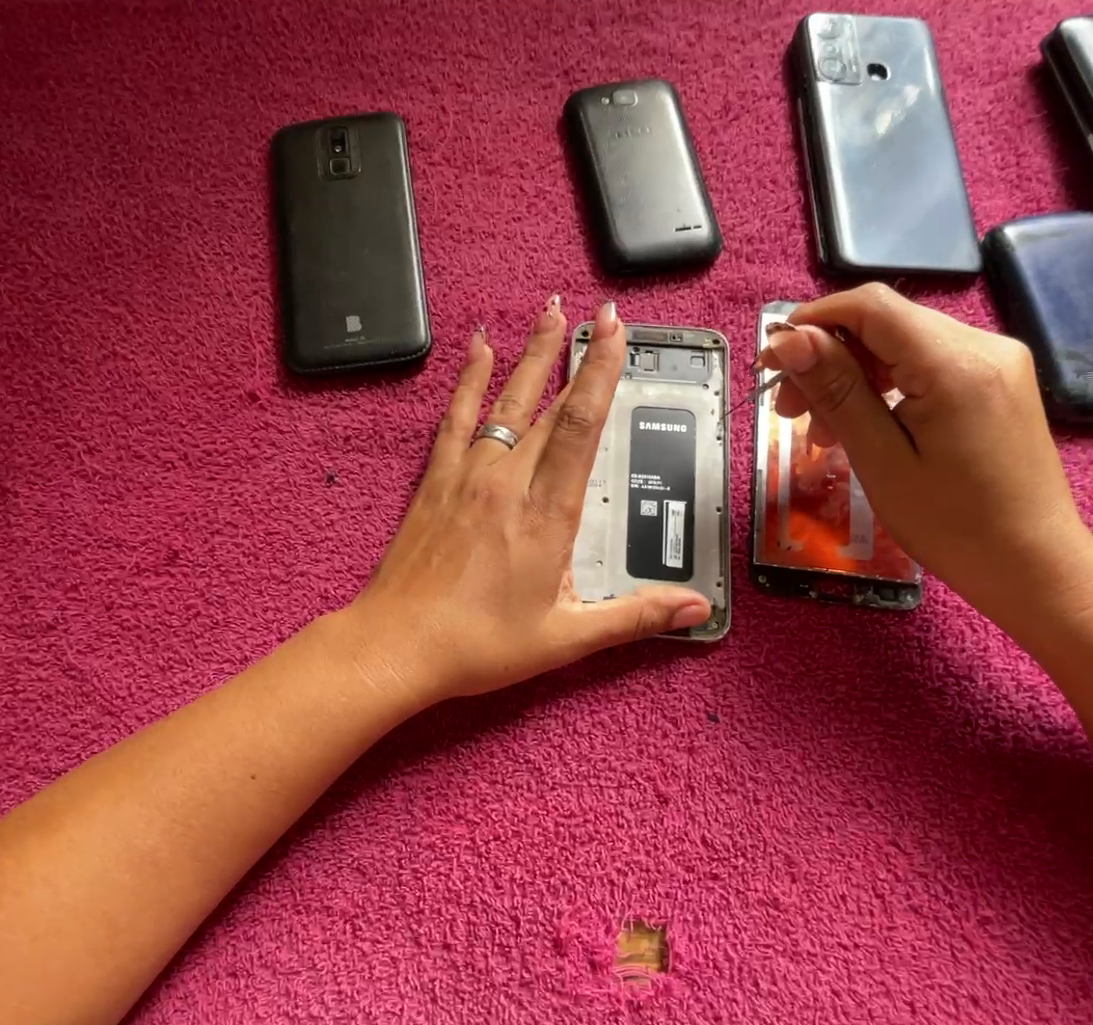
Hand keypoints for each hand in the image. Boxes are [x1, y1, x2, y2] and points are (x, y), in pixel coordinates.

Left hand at [346, 297, 713, 703]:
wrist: (399, 643)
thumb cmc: (479, 644)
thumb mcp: (567, 637)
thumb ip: (634, 616)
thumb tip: (693, 608)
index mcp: (547, 514)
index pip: (583, 426)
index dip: (602, 372)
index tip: (617, 333)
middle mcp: (508, 483)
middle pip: (552, 405)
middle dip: (578, 354)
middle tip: (600, 313)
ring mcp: (468, 476)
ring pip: (506, 401)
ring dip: (530, 355)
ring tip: (547, 312)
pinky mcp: (437, 482)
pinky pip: (455, 418)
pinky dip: (468, 381)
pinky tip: (478, 350)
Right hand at [759, 283, 1092, 624]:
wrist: (1031, 563)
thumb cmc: (951, 524)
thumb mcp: (880, 460)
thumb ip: (836, 391)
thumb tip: (788, 341)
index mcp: (955, 364)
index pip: (870, 307)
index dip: (810, 322)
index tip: (770, 363)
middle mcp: (982, 345)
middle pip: (883, 322)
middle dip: (825, 356)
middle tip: (788, 411)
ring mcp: (994, 360)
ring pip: (899, 342)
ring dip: (849, 373)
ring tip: (821, 430)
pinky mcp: (994, 379)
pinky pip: (923, 362)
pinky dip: (880, 384)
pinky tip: (861, 424)